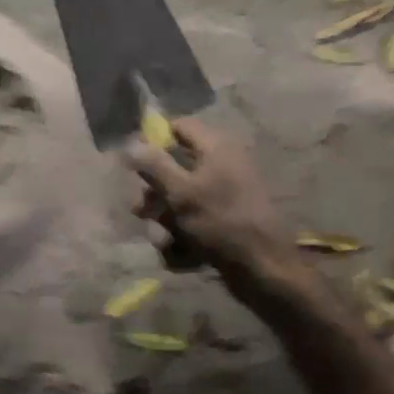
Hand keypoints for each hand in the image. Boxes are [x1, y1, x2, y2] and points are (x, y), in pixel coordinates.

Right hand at [122, 119, 291, 286]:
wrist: (263, 266)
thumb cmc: (220, 220)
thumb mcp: (182, 192)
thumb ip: (155, 166)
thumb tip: (131, 142)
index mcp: (216, 146)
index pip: (180, 127)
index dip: (155, 140)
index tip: (135, 163)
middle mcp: (222, 164)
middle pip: (176, 168)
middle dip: (156, 194)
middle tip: (140, 212)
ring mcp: (225, 193)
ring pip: (183, 201)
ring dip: (167, 222)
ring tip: (164, 242)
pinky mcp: (226, 220)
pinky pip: (196, 222)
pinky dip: (185, 238)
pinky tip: (183, 256)